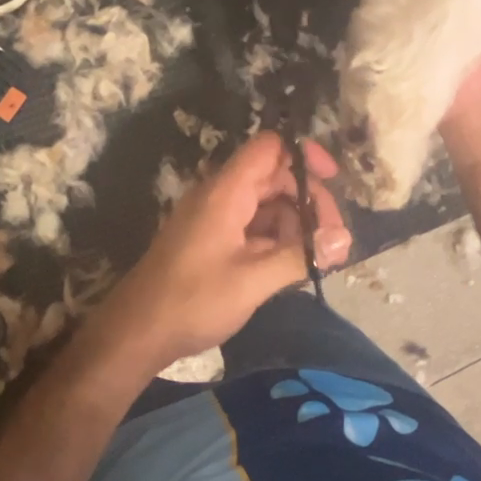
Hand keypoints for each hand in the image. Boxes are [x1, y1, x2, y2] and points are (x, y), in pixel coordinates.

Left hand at [95, 132, 350, 371]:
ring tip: (318, 257)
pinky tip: (293, 266)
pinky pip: (251, 228)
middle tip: (334, 238)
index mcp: (225, 193)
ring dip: (295, 225)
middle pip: (273, 178)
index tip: (333, 180)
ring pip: (265, 206)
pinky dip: (275, 241)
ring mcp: (213, 220)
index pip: (270, 148)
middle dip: (308, 201)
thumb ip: (299, 256)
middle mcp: (219, 197)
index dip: (304, 155)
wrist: (137, 332)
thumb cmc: (192, 302)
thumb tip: (344, 239)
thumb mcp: (252, 281)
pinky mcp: (211, 243)